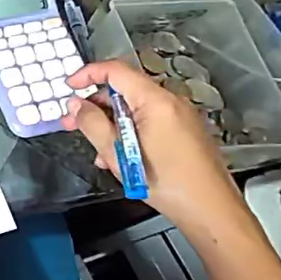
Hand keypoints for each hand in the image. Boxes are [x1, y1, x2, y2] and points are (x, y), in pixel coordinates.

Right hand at [62, 60, 253, 238]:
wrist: (210, 209)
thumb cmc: (168, 183)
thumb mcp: (118, 154)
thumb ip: (92, 124)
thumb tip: (76, 105)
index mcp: (155, 101)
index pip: (116, 71)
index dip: (88, 74)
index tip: (70, 86)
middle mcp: (171, 101)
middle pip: (125, 90)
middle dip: (96, 106)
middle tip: (74, 122)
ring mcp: (180, 116)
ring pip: (136, 109)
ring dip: (112, 123)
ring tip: (97, 148)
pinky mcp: (185, 130)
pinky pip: (150, 121)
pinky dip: (130, 132)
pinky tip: (120, 156)